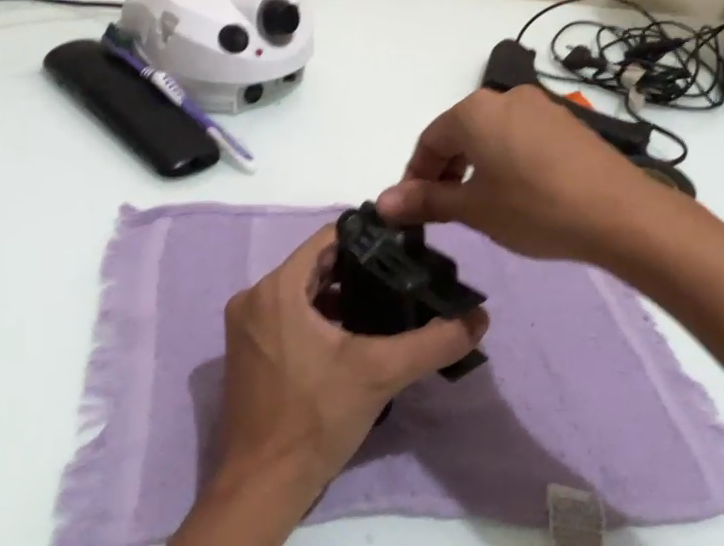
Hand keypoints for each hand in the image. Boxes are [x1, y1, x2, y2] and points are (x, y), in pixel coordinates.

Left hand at [177, 225, 489, 543]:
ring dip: (341, 296)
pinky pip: (289, 315)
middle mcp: (253, 298)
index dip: (370, 239)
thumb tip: (478, 318)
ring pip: (303, 292)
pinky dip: (319, 318)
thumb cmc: (315, 417)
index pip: (329, 238)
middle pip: (317, 264)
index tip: (406, 248)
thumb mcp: (381, 373)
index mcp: (276, 288)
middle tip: (405, 280)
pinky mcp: (247, 352)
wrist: (263, 486)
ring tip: (387, 306)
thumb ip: (433, 341)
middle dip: (360, 270)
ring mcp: (245, 327)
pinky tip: (355, 338)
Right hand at [377, 86, 666, 262]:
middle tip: (444, 210)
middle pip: (461, 133)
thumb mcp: (475, 209)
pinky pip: (522, 137)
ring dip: (477, 166)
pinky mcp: (567, 122)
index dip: (415, 176)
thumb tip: (383, 201)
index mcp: (475, 110)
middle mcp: (505, 97)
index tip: (412, 210)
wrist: (619, 212)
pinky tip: (519, 193)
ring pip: (492, 134)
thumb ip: (427, 200)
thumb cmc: (535, 208)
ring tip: (482, 205)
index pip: (430, 140)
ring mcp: (541, 106)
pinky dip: (508, 161)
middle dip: (446, 170)